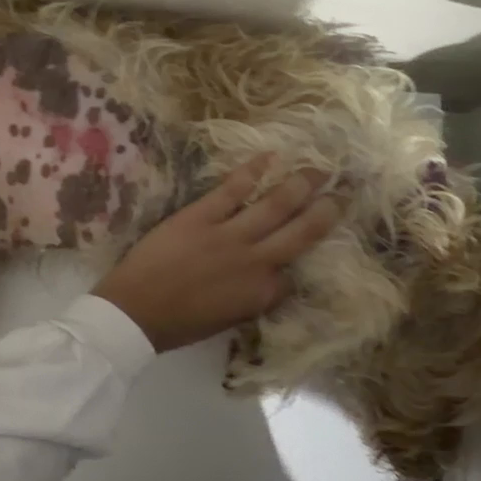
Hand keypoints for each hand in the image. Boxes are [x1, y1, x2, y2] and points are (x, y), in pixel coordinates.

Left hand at [92, 156, 339, 351]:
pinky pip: (235, 188)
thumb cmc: (178, 323)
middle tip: (345, 191)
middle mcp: (256, 263)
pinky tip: (271, 156)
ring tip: (320, 168)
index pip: (294, 274)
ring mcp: (230, 236)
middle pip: (301, 232)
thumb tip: (268, 280)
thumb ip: (251, 298)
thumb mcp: (227, 320)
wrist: (135, 311)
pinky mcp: (203, 216)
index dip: (306, 257)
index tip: (320, 234)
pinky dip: (254, 170)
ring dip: (301, 184)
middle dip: (326, 210)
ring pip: (276, 205)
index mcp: (261, 296)